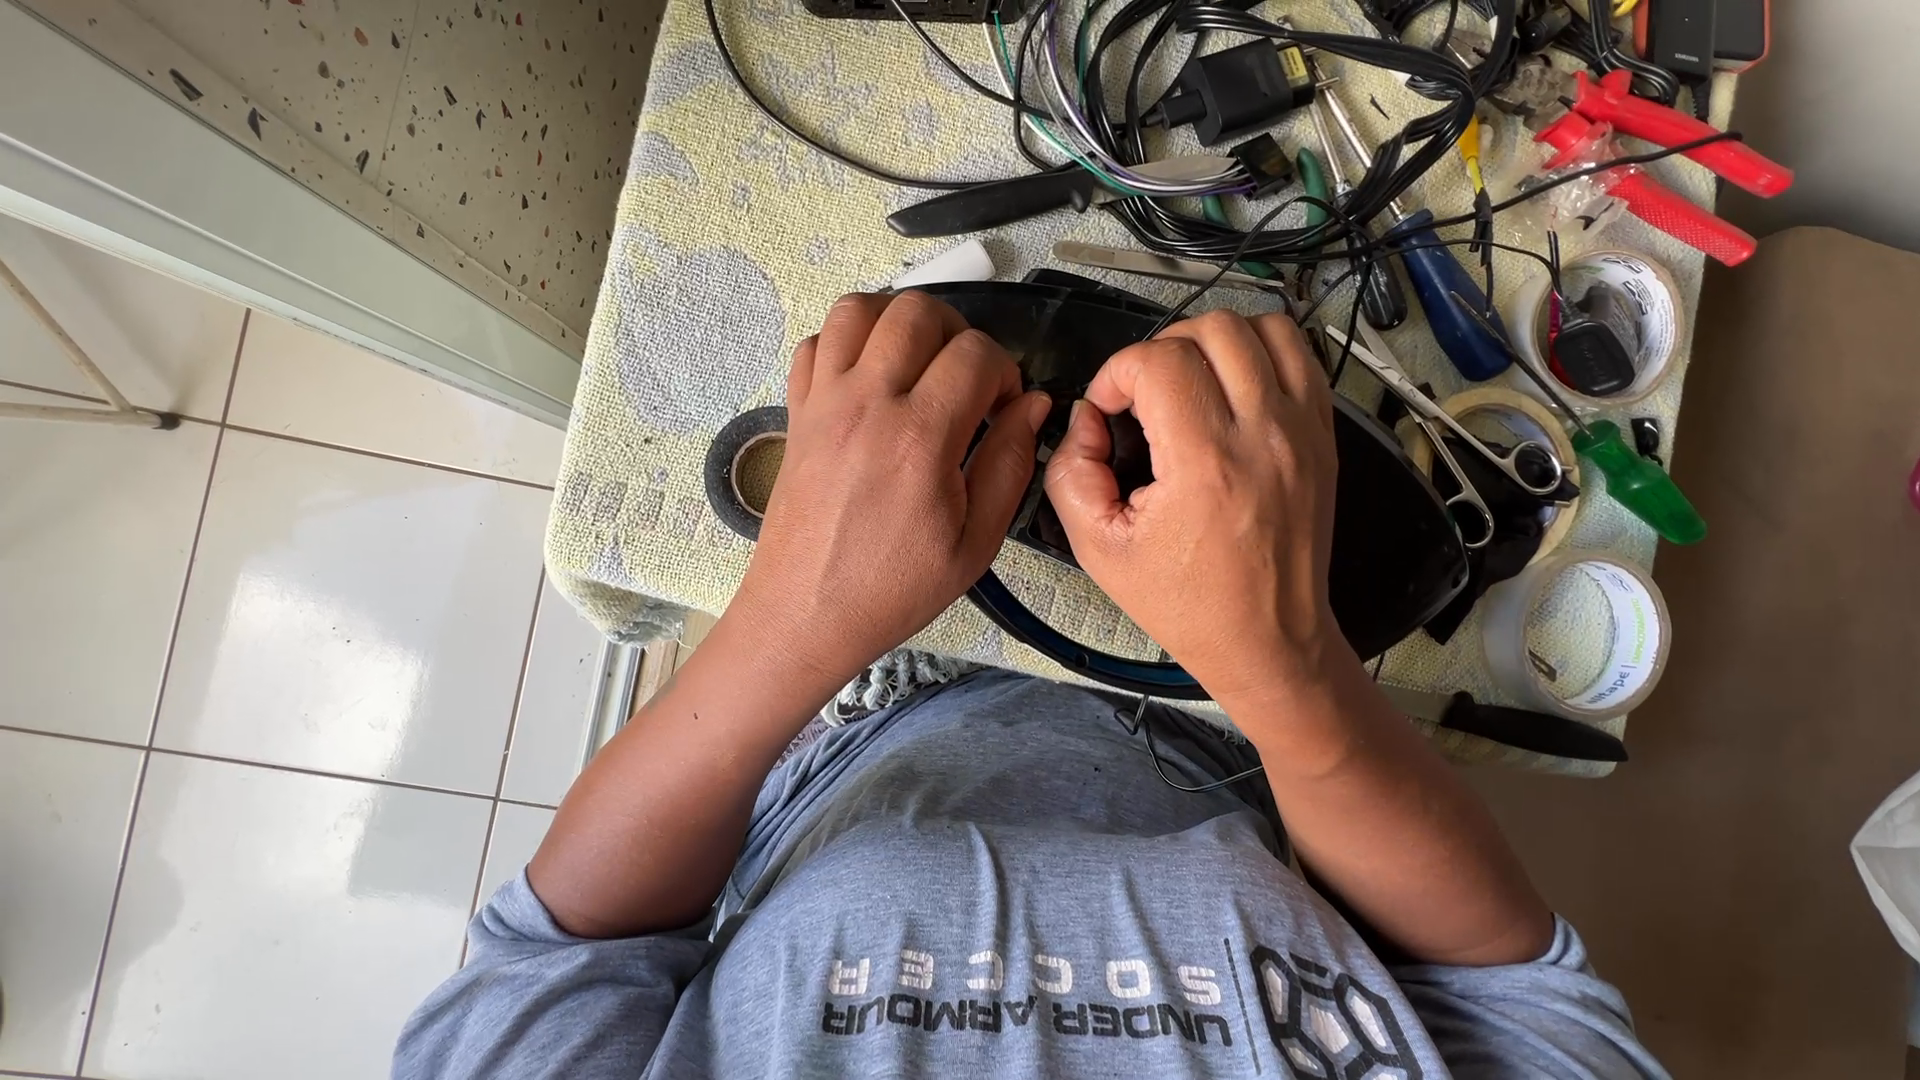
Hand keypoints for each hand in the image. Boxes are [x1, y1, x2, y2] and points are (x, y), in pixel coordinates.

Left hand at [734, 291, 1049, 687]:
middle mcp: (867, 403)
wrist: (806, 614)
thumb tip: (1032, 405)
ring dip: (899, 322)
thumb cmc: (894, 589)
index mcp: (920, 437)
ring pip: (859, 309)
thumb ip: (1010, 464)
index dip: (1004, 371)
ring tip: (918, 362)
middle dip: (958, 332)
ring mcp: (824, 403)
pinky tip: (869, 378)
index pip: (975, 354)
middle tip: (966, 378)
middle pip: (918, 312)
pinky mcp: (796, 413)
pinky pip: (816, 343)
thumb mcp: (975, 543)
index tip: (1002, 407)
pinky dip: (846, 342)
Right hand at [1043, 310, 1339, 702]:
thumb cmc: (1188, 603)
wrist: (1267, 640)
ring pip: (1263, 327)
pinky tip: (1229, 389)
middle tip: (1143, 394)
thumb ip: (1072, 473)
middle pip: (1212, 330)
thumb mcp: (1099, 549)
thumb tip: (1086, 419)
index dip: (1116, 373)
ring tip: (1188, 383)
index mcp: (1206, 465)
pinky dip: (1259, 353)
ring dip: (1212, 342)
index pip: (1158, 362)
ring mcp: (1303, 432)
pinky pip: (1300, 355)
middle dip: (1160, 349)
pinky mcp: (1323, 437)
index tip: (1108, 408)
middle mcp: (1264, 437)